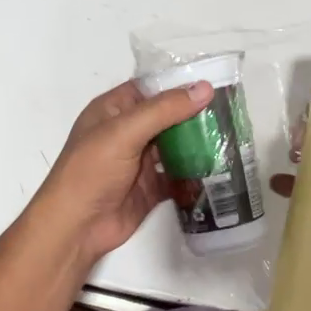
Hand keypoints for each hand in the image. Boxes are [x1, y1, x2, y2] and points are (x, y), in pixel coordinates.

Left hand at [28, 79, 214, 266]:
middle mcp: (127, 133)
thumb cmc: (92, 171)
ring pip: (175, 147)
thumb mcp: (124, 132)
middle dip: (195, 115)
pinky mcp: (150, 188)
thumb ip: (164, 110)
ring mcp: (139, 162)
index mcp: (113, 110)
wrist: (77, 227)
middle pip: (167, 117)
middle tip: (232, 112)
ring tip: (233, 138)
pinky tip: (220, 169)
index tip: (215, 83)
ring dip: (199, 144)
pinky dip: (195, 174)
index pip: (150, 88)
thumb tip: (204, 88)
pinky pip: (177, 176)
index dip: (179, 84)